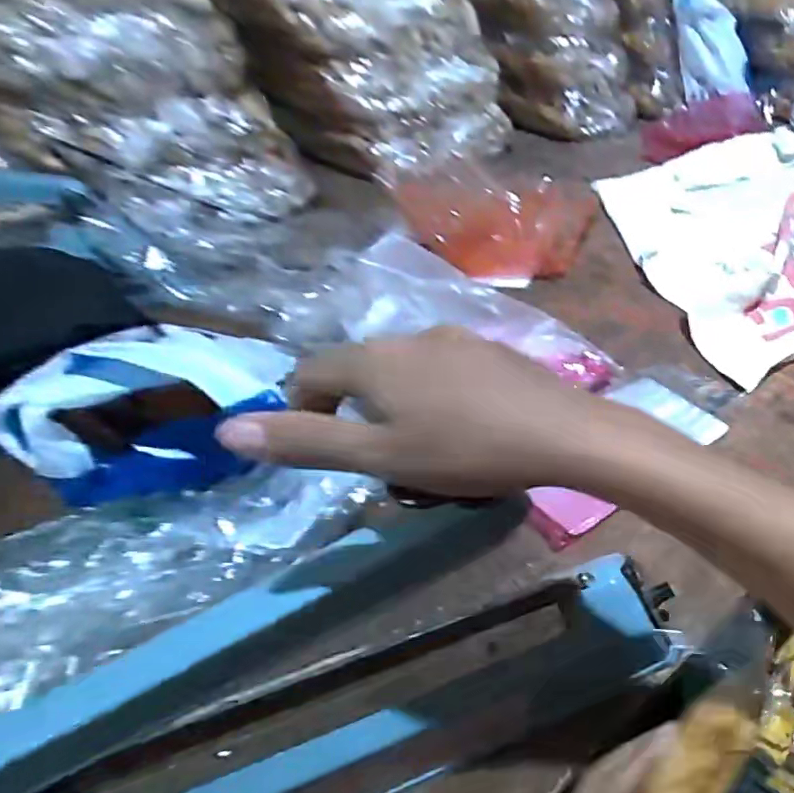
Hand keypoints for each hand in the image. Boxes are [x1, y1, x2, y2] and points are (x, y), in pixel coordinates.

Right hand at [213, 326, 647, 496]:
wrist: (567, 434)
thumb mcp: (384, 457)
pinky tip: (478, 424)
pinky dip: (452, 395)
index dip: (304, 404)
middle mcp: (418, 336)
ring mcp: (469, 340)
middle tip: (380, 448)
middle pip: (369, 367)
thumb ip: (309, 443)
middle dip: (362, 404)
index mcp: (376, 357)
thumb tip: (225, 430)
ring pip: (418, 369)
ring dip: (410, 400)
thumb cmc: (471, 450)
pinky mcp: (508, 354)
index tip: (317, 437)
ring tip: (432, 441)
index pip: (314, 370)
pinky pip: (461, 372)